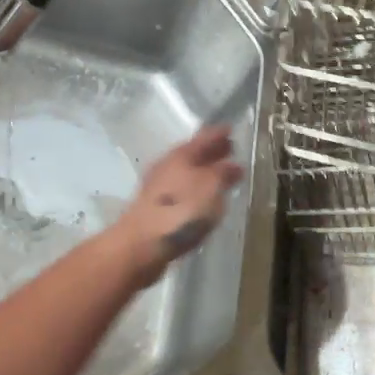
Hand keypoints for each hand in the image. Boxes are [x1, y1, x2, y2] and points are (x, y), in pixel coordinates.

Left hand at [110, 126, 243, 278]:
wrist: (141, 245)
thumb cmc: (180, 211)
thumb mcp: (211, 187)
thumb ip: (224, 173)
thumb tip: (234, 165)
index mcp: (181, 155)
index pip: (204, 137)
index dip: (219, 133)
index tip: (231, 129)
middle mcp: (167, 166)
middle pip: (193, 154)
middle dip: (211, 152)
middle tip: (230, 150)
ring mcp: (157, 188)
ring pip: (186, 173)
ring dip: (203, 172)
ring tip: (220, 177)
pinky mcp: (153, 209)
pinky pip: (180, 192)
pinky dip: (193, 190)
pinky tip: (202, 200)